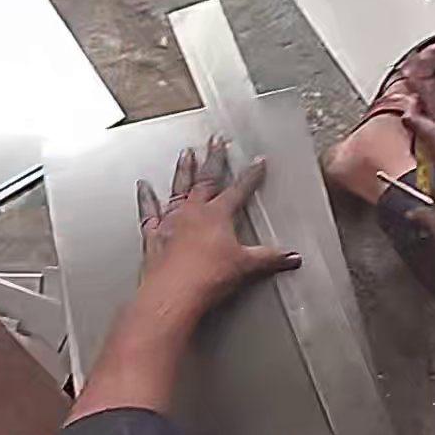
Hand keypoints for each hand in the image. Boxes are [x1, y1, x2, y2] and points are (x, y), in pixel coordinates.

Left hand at [135, 134, 300, 320]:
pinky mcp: (152, 236)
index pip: (239, 190)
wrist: (173, 294)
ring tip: (186, 154)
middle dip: (214, 158)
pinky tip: (143, 187)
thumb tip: (291, 258)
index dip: (251, 176)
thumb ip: (269, 259)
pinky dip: (145, 198)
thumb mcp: (246, 267)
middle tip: (216, 141)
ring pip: (178, 188)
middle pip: (206, 179)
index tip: (258, 162)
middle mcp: (192, 212)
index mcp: (217, 215)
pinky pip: (148, 212)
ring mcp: (170, 221)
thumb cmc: (207, 278)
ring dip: (183, 170)